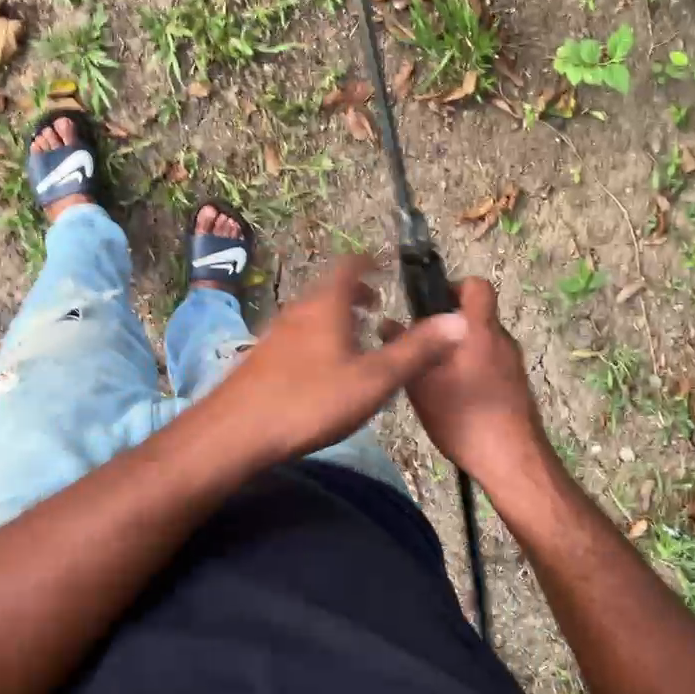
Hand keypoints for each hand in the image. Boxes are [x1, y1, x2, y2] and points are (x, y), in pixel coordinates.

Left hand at [204, 255, 466, 465]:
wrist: (235, 432)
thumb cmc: (310, 400)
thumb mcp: (373, 380)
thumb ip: (416, 351)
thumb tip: (460, 321)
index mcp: (326, 305)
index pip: (349, 265)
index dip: (370, 261)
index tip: (388, 267)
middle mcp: (298, 310)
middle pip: (328, 288)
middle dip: (356, 293)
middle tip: (378, 306)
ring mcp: (275, 333)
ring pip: (311, 312)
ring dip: (336, 316)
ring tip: (357, 339)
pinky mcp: (261, 358)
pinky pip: (298, 334)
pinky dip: (318, 336)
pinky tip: (324, 371)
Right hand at [392, 278, 551, 487]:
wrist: (513, 461)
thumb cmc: (464, 415)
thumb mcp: (421, 384)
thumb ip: (405, 349)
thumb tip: (387, 324)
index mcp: (480, 330)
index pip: (477, 286)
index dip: (454, 287)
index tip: (431, 306)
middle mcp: (502, 340)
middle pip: (475, 316)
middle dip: (448, 326)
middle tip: (422, 347)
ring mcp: (513, 364)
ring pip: (481, 343)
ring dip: (458, 351)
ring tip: (433, 377)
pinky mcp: (516, 386)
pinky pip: (489, 364)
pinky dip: (471, 372)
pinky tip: (453, 399)